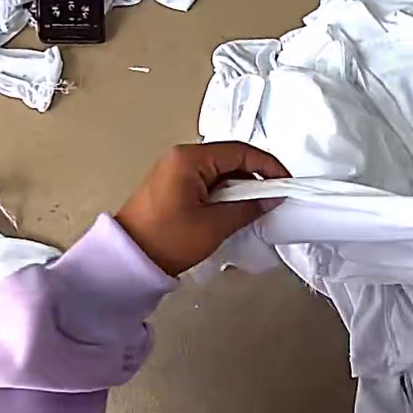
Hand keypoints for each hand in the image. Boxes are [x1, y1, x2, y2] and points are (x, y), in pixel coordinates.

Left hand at [114, 143, 290, 274]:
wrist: (127, 260)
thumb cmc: (162, 240)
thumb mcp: (215, 225)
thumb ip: (249, 208)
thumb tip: (270, 198)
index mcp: (188, 159)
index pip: (241, 152)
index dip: (268, 166)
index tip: (284, 181)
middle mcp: (181, 158)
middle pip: (232, 158)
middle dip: (256, 178)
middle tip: (273, 197)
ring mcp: (176, 170)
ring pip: (222, 171)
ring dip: (241, 188)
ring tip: (255, 208)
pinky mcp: (175, 185)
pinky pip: (209, 181)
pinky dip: (226, 193)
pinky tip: (235, 210)